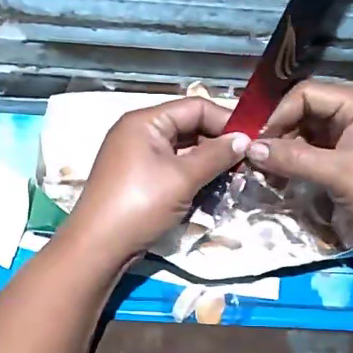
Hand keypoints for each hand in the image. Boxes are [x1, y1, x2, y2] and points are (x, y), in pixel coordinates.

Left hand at [58, 97, 249, 262]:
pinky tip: (210, 189)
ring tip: (233, 177)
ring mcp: (135, 157)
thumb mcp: (183, 178)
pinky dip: (191, 176)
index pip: (195, 106)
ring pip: (181, 150)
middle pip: (188, 127)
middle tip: (247, 162)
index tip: (254, 140)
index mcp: (145, 121)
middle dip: (218, 143)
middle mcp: (138, 132)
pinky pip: (170, 169)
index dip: (226, 120)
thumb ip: (216, 155)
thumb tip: (244, 140)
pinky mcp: (136, 180)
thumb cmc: (140, 204)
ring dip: (207, 162)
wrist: (98, 246)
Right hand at [246, 80, 352, 245]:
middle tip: (259, 163)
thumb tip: (250, 149)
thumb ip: (292, 158)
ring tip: (271, 175)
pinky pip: (321, 150)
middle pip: (306, 111)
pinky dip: (302, 162)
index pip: (306, 94)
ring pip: (311, 132)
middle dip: (281, 135)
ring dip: (288, 151)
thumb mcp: (337, 174)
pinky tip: (288, 179)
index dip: (278, 116)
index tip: (259, 146)